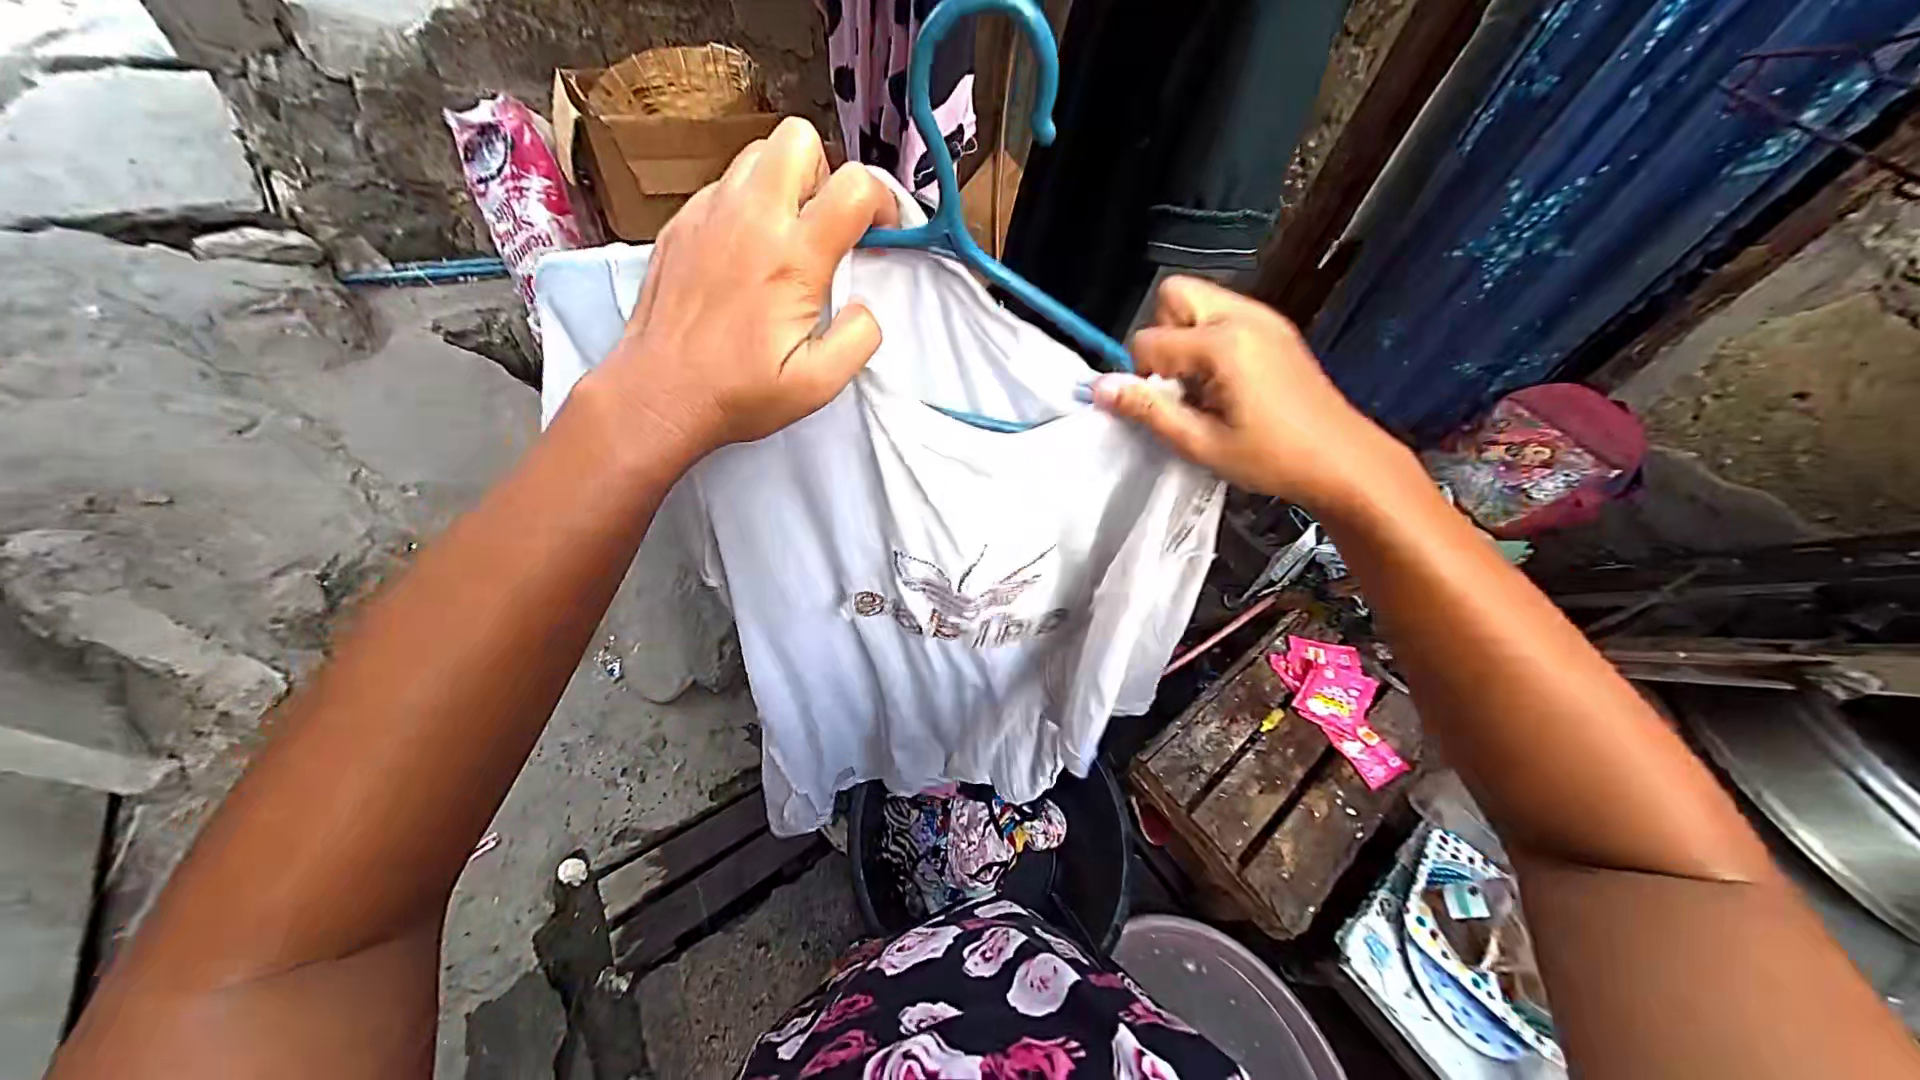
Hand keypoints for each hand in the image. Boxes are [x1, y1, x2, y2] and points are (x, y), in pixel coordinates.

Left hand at [594, 117, 898, 451]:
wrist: (659, 393)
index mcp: (792, 258)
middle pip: (799, 139)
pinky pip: (724, 185)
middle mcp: (749, 220)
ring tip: (789, 235)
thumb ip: (859, 338)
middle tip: (828, 223)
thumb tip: (864, 308)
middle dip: (827, 174)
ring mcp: (708, 215)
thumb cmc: (736, 392)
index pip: (853, 185)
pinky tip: (748, 252)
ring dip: (785, 183)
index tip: (880, 230)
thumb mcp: (819, 384)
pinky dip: (747, 204)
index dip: (881, 200)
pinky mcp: (681, 224)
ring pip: (757, 153)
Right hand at [1091, 275, 1414, 510]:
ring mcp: (1264, 318)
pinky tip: (1223, 381)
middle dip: (1161, 335)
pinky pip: (1223, 314)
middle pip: (1173, 294)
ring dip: (1184, 337)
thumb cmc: (1272, 458)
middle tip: (1177, 383)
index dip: (1141, 375)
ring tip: (1200, 385)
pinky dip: (1208, 339)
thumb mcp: (1200, 443)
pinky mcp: (1275, 328)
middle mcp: (1243, 316)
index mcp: (1223, 343)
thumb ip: (1147, 410)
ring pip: (1198, 300)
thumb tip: (1100, 388)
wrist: (1343, 460)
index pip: (1149, 340)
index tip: (1163, 408)